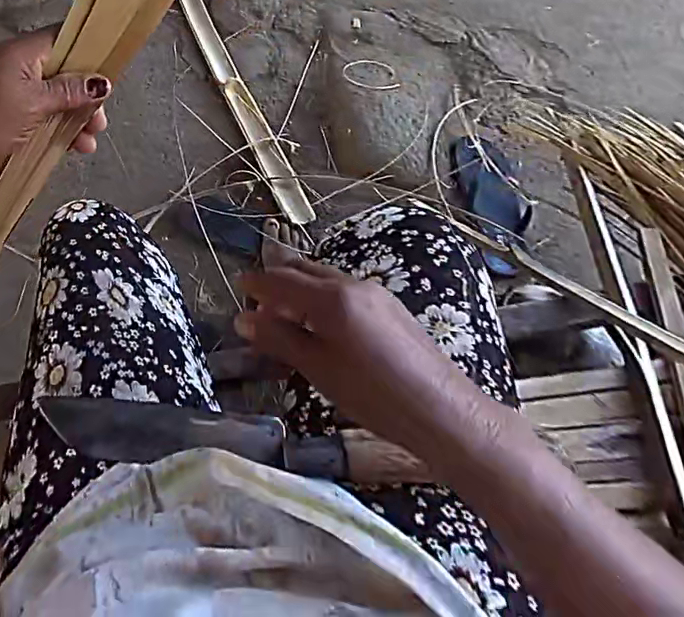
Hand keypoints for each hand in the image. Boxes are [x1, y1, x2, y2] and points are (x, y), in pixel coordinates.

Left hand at [0, 29, 110, 185]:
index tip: (111, 77)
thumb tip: (102, 82)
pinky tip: (65, 146)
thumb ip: (69, 91)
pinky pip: (33, 109)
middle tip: (99, 124)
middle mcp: (12, 62)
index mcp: (21, 51)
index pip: (65, 37)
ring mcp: (2, 85)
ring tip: (86, 145)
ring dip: (71, 116)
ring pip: (49, 94)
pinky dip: (51, 124)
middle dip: (85, 96)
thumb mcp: (33, 106)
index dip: (91, 52)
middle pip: (61, 70)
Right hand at [235, 257, 520, 466]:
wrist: (444, 412)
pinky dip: (321, 299)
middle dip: (276, 281)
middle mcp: (351, 283)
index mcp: (331, 298)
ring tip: (285, 318)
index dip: (256, 283)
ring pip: (324, 279)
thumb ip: (280, 339)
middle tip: (257, 304)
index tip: (238, 286)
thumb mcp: (319, 370)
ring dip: (299, 290)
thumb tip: (244, 320)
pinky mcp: (390, 306)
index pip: (281, 280)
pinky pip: (344, 291)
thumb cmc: (375, 396)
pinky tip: (320, 326)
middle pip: (303, 270)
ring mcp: (375, 292)